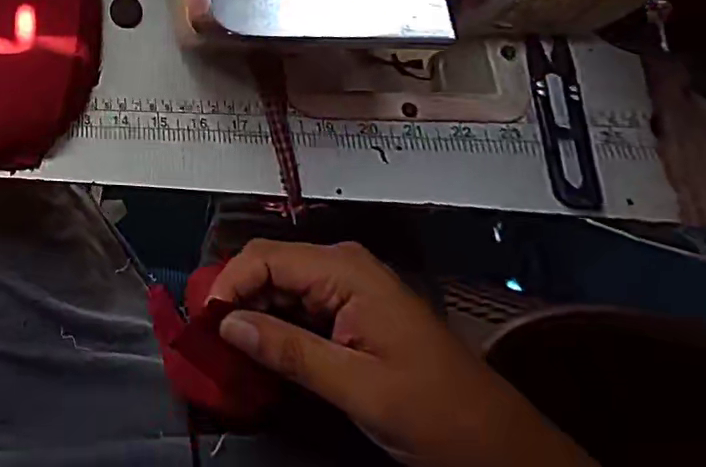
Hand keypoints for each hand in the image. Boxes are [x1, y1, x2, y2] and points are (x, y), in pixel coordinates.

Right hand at [207, 240, 593, 466]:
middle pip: (269, 266)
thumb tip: (228, 325)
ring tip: (228, 348)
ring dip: (253, 313)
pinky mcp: (350, 308)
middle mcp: (342, 266)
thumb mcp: (358, 387)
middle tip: (209, 338)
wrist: (502, 446)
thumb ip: (289, 351)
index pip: (265, 258)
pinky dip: (275, 325)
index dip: (228, 285)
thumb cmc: (438, 412)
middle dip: (236, 297)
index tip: (203, 322)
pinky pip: (298, 305)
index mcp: (345, 269)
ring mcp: (347, 286)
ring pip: (279, 285)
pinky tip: (261, 351)